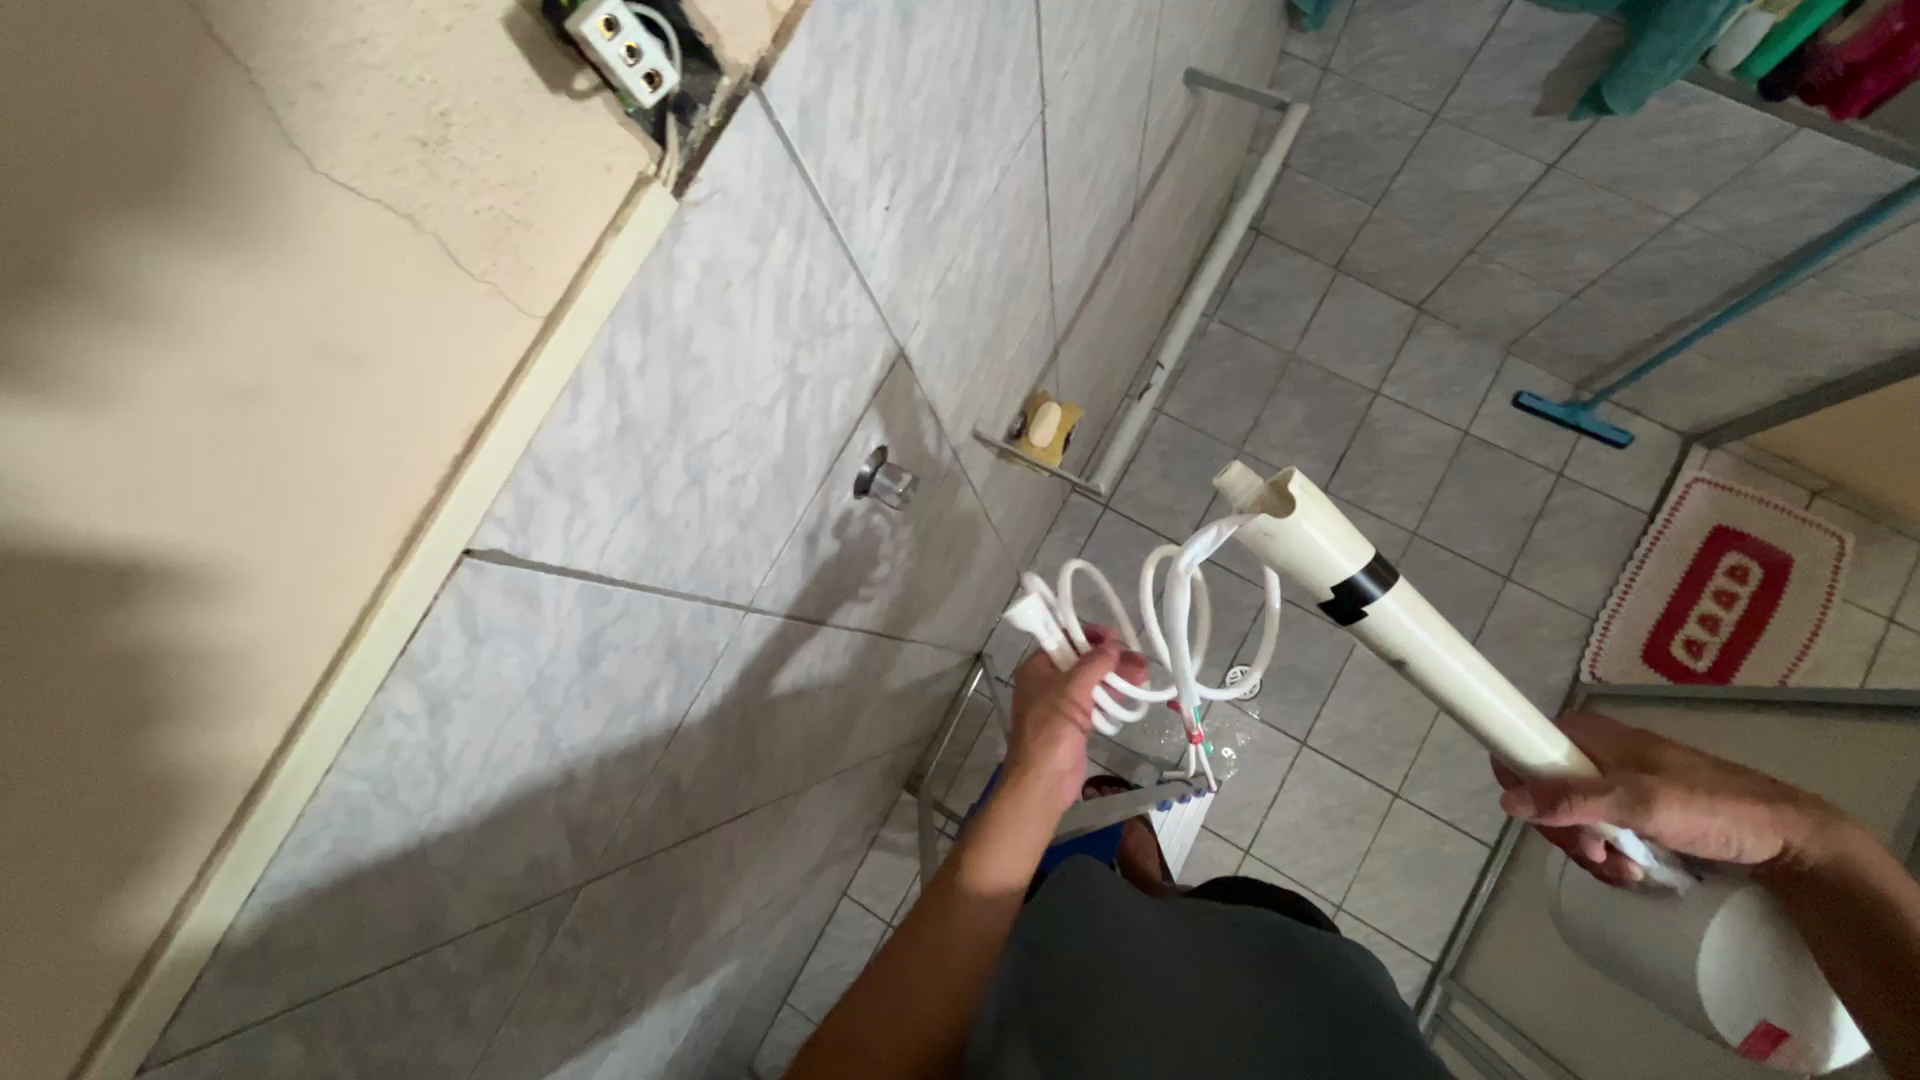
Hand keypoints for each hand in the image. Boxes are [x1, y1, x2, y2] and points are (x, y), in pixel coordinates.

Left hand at [1003, 626, 1147, 815]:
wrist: (1043, 781)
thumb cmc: (1050, 731)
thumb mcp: (1070, 691)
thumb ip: (1093, 665)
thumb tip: (1112, 644)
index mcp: (1038, 667)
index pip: (1064, 639)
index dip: (1090, 635)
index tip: (1117, 636)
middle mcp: (1049, 681)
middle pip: (1083, 660)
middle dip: (1110, 658)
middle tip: (1139, 659)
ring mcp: (1063, 703)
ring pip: (1093, 681)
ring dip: (1116, 677)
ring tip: (1144, 673)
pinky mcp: (1077, 722)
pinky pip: (1097, 702)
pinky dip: (1113, 696)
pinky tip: (1134, 693)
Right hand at [1491, 710, 1842, 886]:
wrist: (1792, 842)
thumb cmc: (1714, 809)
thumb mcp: (1639, 803)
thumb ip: (1571, 800)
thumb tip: (1507, 802)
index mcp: (1587, 734)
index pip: (1521, 748)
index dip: (1521, 786)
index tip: (1546, 819)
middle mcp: (1592, 752)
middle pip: (1541, 789)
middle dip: (1562, 830)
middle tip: (1594, 852)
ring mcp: (1613, 781)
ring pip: (1567, 815)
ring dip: (1586, 850)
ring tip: (1622, 870)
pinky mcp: (1633, 808)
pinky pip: (1595, 830)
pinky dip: (1605, 854)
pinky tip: (1631, 870)